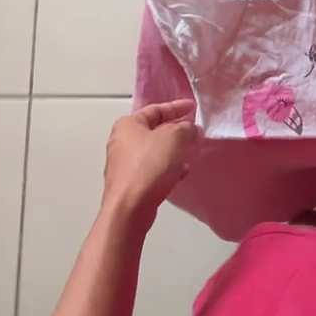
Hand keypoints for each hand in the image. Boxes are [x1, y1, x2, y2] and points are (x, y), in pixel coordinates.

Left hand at [102, 100, 198, 225]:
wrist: (130, 208)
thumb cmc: (150, 165)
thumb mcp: (174, 137)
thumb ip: (186, 128)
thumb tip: (191, 129)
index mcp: (128, 124)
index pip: (155, 109)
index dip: (177, 107)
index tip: (193, 107)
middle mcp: (122, 142)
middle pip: (154, 130)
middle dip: (176, 130)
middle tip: (194, 130)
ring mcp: (124, 165)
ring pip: (154, 151)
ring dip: (173, 150)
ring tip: (191, 151)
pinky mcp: (130, 184)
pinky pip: (152, 169)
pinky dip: (168, 167)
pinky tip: (182, 171)